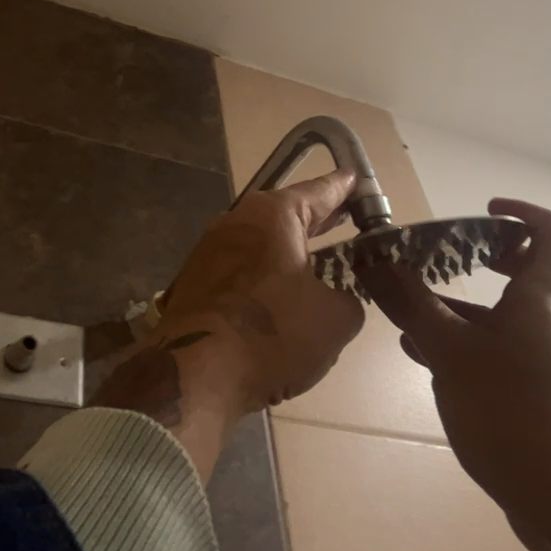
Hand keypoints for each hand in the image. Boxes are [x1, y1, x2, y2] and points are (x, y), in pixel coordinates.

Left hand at [90, 171, 365, 478]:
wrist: (194, 371)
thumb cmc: (271, 333)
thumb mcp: (334, 319)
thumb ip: (348, 300)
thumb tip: (339, 300)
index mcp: (273, 215)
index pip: (318, 191)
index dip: (342, 188)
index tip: (356, 179)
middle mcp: (237, 221)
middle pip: (286, 213)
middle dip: (317, 218)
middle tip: (346, 216)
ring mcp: (210, 250)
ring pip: (261, 241)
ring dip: (289, 249)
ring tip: (319, 257)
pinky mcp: (195, 280)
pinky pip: (241, 267)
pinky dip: (265, 273)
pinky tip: (281, 294)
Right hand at [360, 197, 550, 550]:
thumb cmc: (512, 409)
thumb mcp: (449, 350)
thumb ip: (411, 304)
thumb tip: (376, 262)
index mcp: (546, 297)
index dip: (525, 213)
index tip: (485, 212)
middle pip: (531, 272)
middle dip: (487, 259)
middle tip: (450, 255)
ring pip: (509, 316)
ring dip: (464, 307)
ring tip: (412, 311)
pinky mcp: (544, 396)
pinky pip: (504, 351)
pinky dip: (468, 343)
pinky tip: (425, 357)